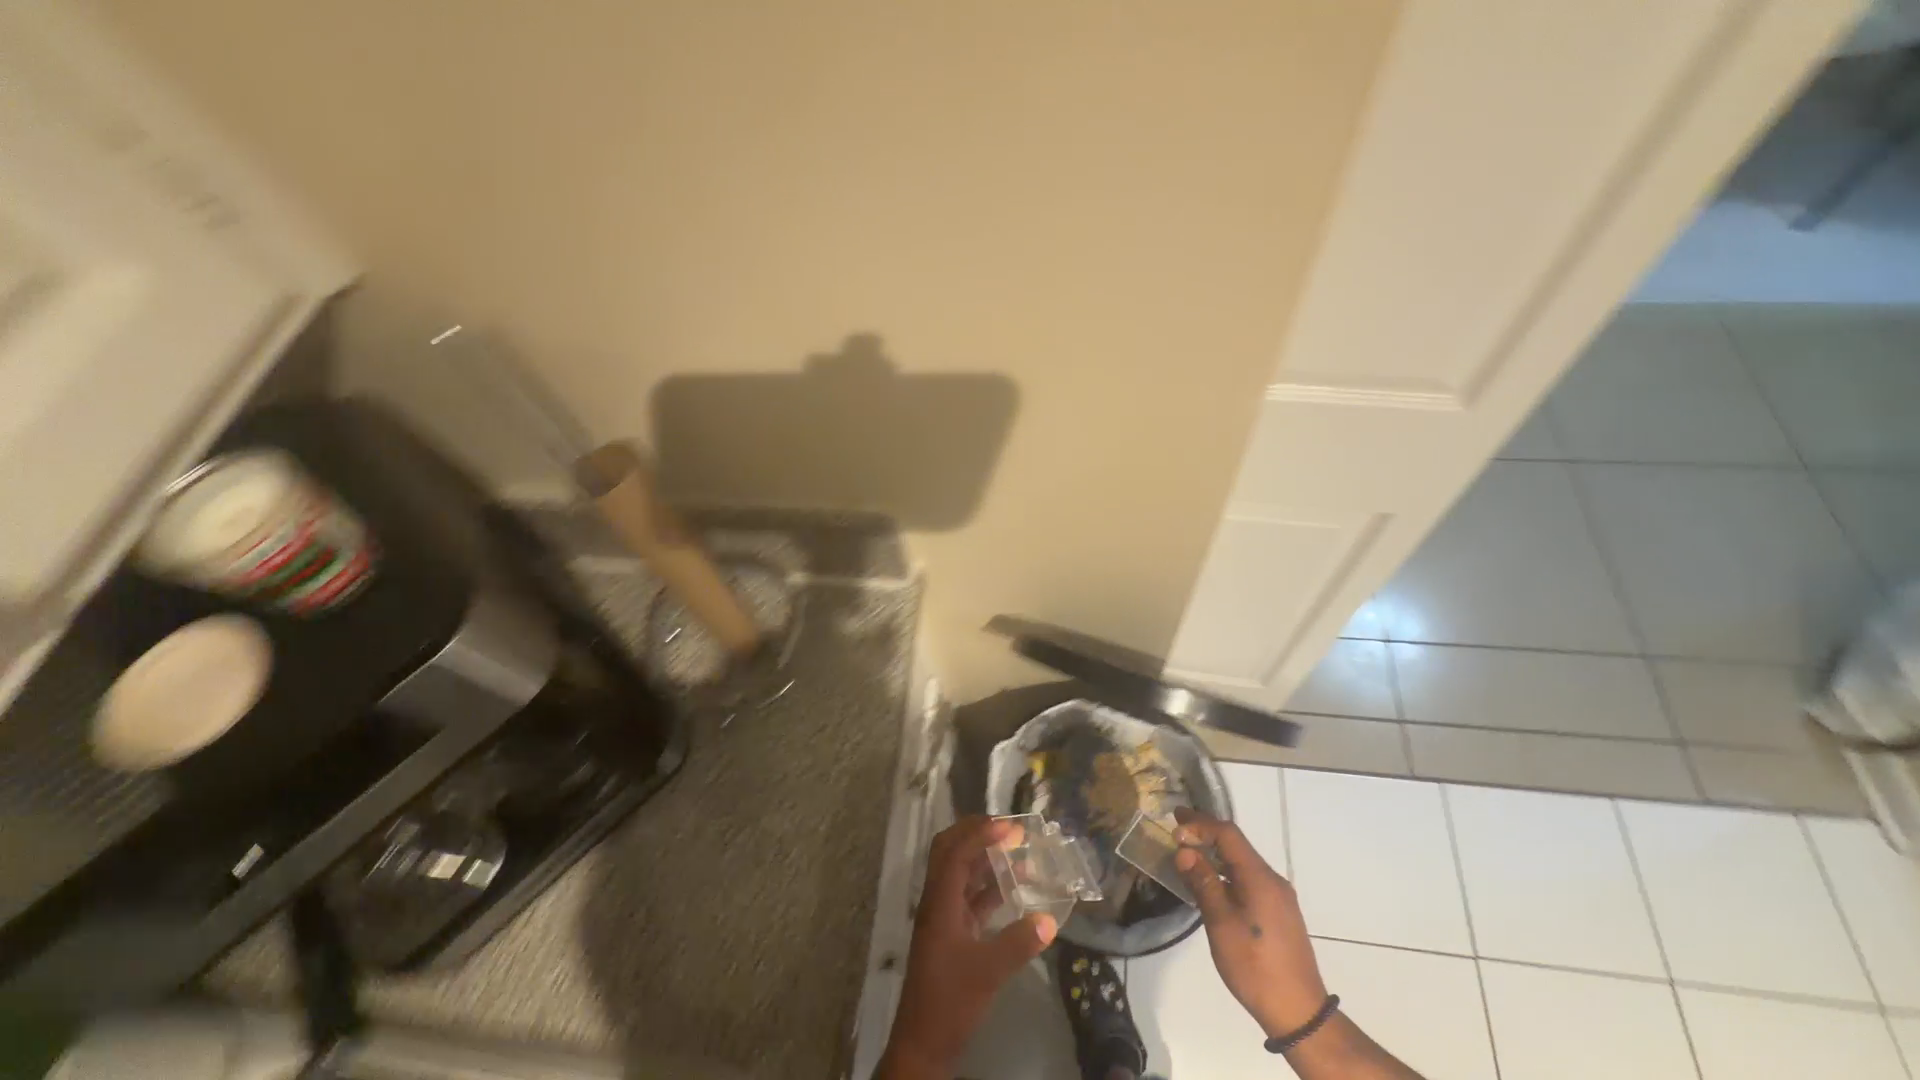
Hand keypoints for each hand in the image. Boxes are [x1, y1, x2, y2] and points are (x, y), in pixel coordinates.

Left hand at [878, 816, 1059, 1078]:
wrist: (923, 1043)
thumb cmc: (950, 1002)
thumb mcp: (988, 972)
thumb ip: (1019, 943)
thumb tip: (1050, 919)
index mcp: (938, 904)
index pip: (955, 854)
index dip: (981, 835)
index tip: (1012, 827)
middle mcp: (937, 903)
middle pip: (949, 853)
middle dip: (976, 835)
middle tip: (1010, 829)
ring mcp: (943, 918)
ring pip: (961, 875)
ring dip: (986, 860)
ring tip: (1020, 853)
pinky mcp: (952, 935)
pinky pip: (970, 898)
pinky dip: (990, 888)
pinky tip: (1015, 889)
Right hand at [1173, 807, 1328, 1037]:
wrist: (1298, 1010)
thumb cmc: (1254, 966)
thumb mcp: (1221, 924)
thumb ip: (1204, 884)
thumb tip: (1185, 851)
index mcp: (1260, 878)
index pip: (1229, 835)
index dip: (1200, 824)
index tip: (1174, 822)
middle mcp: (1273, 881)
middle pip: (1237, 847)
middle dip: (1206, 836)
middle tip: (1176, 835)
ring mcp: (1279, 898)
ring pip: (1243, 865)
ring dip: (1216, 857)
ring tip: (1188, 859)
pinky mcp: (1279, 914)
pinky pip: (1250, 881)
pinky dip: (1227, 875)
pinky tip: (1212, 887)